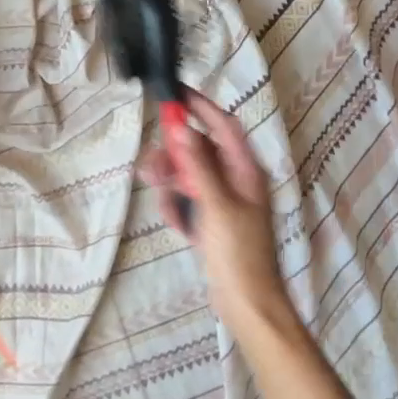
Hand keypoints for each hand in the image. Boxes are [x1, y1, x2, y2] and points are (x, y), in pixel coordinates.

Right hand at [139, 89, 291, 330]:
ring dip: (169, 183)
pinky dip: (175, 206)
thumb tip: (181, 127)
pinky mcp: (210, 218)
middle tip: (150, 170)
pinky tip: (177, 225)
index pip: (222, 125)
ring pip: (187, 174)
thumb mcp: (215, 205)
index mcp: (245, 171)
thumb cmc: (237, 253)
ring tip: (160, 200)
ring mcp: (222, 199)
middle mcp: (235, 179)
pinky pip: (185, 198)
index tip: (172, 93)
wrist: (247, 305)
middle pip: (197, 150)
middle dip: (172, 156)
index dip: (199, 107)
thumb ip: (197, 165)